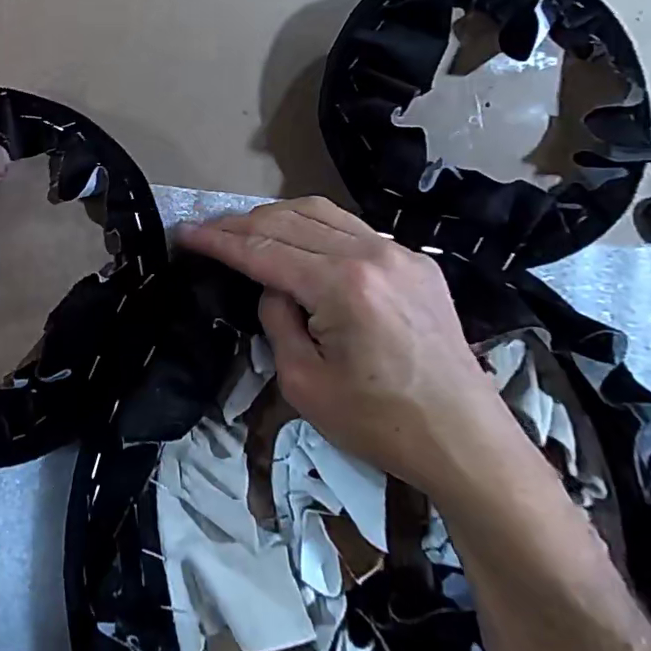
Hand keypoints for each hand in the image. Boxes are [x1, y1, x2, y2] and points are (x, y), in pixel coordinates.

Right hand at [179, 197, 528, 495]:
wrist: (463, 437)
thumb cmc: (381, 424)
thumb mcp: (305, 384)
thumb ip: (278, 323)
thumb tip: (274, 290)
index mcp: (342, 286)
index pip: (264, 250)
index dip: (220, 241)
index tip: (186, 233)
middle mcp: (371, 254)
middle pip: (290, 220)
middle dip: (242, 223)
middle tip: (208, 231)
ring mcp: (399, 253)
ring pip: (323, 213)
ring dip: (278, 217)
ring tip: (247, 230)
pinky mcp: (417, 262)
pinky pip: (354, 229)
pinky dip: (317, 228)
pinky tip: (302, 243)